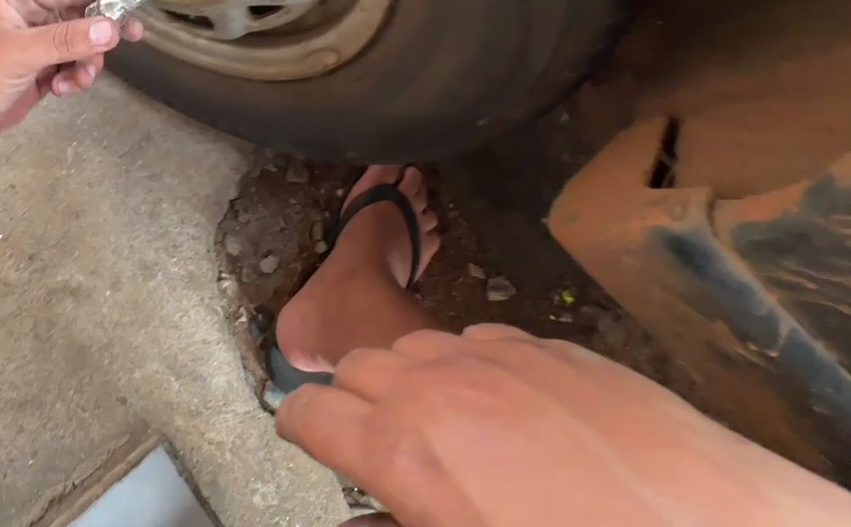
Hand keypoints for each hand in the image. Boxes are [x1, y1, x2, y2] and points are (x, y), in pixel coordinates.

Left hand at [0, 0, 145, 132]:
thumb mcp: (22, 52)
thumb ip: (67, 39)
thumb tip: (110, 28)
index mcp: (19, 0)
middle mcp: (30, 16)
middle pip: (80, 14)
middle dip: (101, 30)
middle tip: (133, 36)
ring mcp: (37, 42)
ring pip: (81, 42)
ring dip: (86, 61)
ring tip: (78, 78)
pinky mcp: (42, 66)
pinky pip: (72, 64)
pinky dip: (74, 77)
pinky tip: (61, 89)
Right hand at [275, 326, 850, 526]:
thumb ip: (406, 522)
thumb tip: (376, 514)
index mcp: (404, 450)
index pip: (308, 412)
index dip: (300, 428)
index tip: (308, 439)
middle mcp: (434, 385)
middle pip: (354, 366)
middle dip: (353, 401)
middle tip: (382, 443)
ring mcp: (494, 356)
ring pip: (414, 346)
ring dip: (410, 379)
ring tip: (449, 426)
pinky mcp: (549, 346)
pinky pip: (479, 341)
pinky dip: (470, 367)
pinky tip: (509, 409)